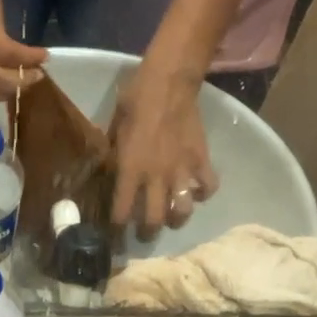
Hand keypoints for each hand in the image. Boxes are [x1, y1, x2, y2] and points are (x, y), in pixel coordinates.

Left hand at [108, 61, 218, 234]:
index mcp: (130, 170)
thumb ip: (113, 156)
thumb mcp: (114, 130)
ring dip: (176, 219)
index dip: (116, 230)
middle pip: (154, 221)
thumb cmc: (135, 100)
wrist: (170, 80)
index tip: (114, 236)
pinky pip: (208, 187)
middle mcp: (155, 177)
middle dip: (147, 233)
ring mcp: (181, 170)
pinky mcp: (202, 160)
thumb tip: (108, 174)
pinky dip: (203, 193)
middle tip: (144, 232)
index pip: (121, 213)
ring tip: (171, 217)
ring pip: (182, 212)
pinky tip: (195, 191)